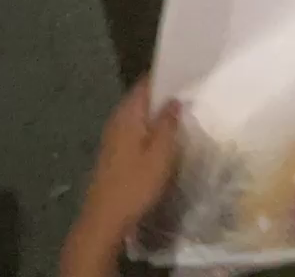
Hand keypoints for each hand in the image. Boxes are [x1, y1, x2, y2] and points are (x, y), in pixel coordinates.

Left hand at [60, 78, 181, 276]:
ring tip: (181, 116)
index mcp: (128, 112)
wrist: (104, 220)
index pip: (147, 83)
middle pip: (142, 98)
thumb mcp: (160, 154)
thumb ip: (168, 123)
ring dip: (157, 114)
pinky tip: (163, 140)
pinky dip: (150, 129)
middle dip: (164, 95)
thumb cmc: (135, 184)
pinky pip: (135, 130)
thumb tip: (175, 99)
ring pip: (139, 115)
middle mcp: (118, 118)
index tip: (187, 74)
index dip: (166, 76)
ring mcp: (113, 135)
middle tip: (190, 96)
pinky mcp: (114, 152)